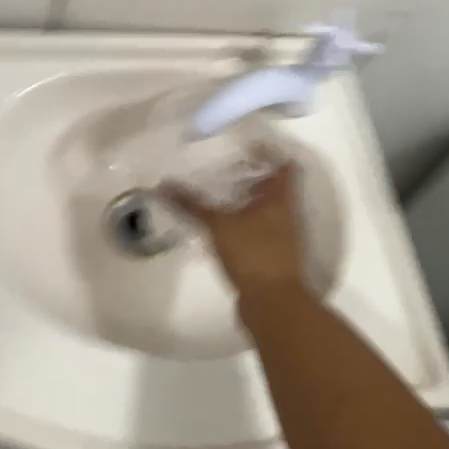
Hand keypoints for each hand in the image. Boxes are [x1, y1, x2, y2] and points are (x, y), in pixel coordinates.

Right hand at [163, 151, 309, 298]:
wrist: (273, 305)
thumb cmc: (252, 253)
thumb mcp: (218, 225)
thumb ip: (192, 204)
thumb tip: (163, 185)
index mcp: (280, 199)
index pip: (284, 166)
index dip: (269, 153)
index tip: (247, 144)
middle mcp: (286, 215)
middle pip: (274, 187)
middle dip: (253, 176)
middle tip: (226, 165)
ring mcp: (282, 238)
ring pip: (266, 209)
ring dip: (247, 200)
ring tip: (219, 193)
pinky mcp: (272, 257)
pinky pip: (258, 230)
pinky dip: (243, 223)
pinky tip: (221, 225)